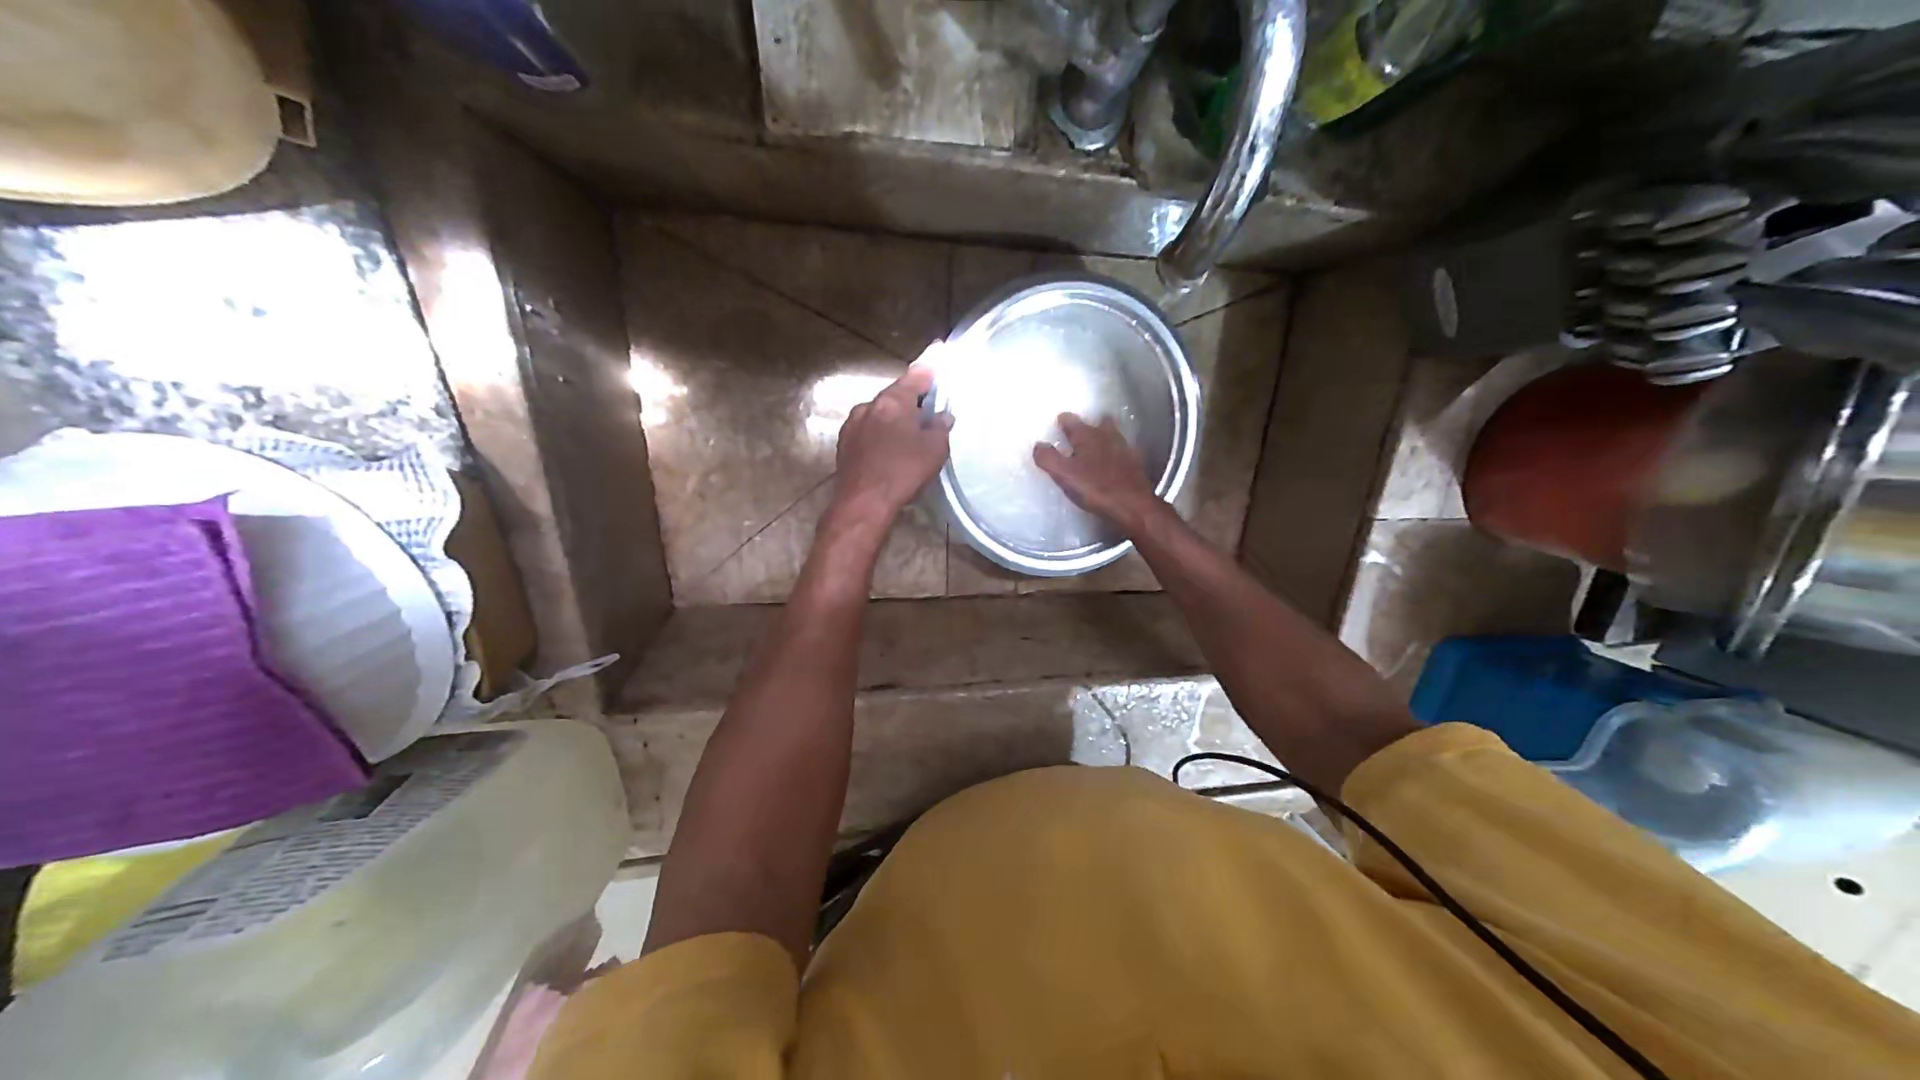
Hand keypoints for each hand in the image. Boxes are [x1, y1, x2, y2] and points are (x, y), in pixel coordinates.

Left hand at [831, 364, 951, 526]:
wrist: (863, 502)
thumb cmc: (903, 472)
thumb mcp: (934, 450)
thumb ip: (940, 428)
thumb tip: (942, 416)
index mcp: (892, 401)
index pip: (913, 378)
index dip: (926, 376)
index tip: (933, 375)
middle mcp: (868, 406)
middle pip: (892, 396)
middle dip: (908, 402)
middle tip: (924, 411)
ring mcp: (852, 425)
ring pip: (877, 414)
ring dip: (891, 419)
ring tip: (905, 434)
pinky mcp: (843, 445)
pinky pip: (867, 432)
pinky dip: (878, 434)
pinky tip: (886, 449)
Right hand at [1033, 413, 1161, 534]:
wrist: (1132, 505)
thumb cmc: (1095, 487)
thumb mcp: (1063, 474)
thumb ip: (1048, 458)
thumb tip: (1038, 445)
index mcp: (1086, 435)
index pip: (1071, 419)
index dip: (1063, 421)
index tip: (1058, 425)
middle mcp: (1107, 435)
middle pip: (1098, 421)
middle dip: (1089, 424)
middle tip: (1079, 435)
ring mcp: (1124, 448)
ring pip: (1112, 434)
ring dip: (1104, 438)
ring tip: (1095, 449)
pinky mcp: (1135, 463)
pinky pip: (1123, 451)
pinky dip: (1116, 454)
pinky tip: (1112, 464)